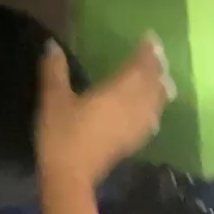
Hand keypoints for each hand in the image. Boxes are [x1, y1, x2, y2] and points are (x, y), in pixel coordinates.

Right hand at [35, 36, 174, 188]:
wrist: (70, 176)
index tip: (150, 37)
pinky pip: (152, 117)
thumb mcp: (53, 98)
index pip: (139, 69)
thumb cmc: (61, 134)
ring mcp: (135, 127)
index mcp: (117, 94)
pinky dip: (155, 106)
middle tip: (157, 53)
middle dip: (156, 67)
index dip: (146, 53)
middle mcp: (133, 108)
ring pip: (156, 102)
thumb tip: (52, 45)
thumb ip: (55, 70)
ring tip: (161, 76)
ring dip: (160, 86)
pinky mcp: (132, 141)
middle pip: (152, 85)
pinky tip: (151, 108)